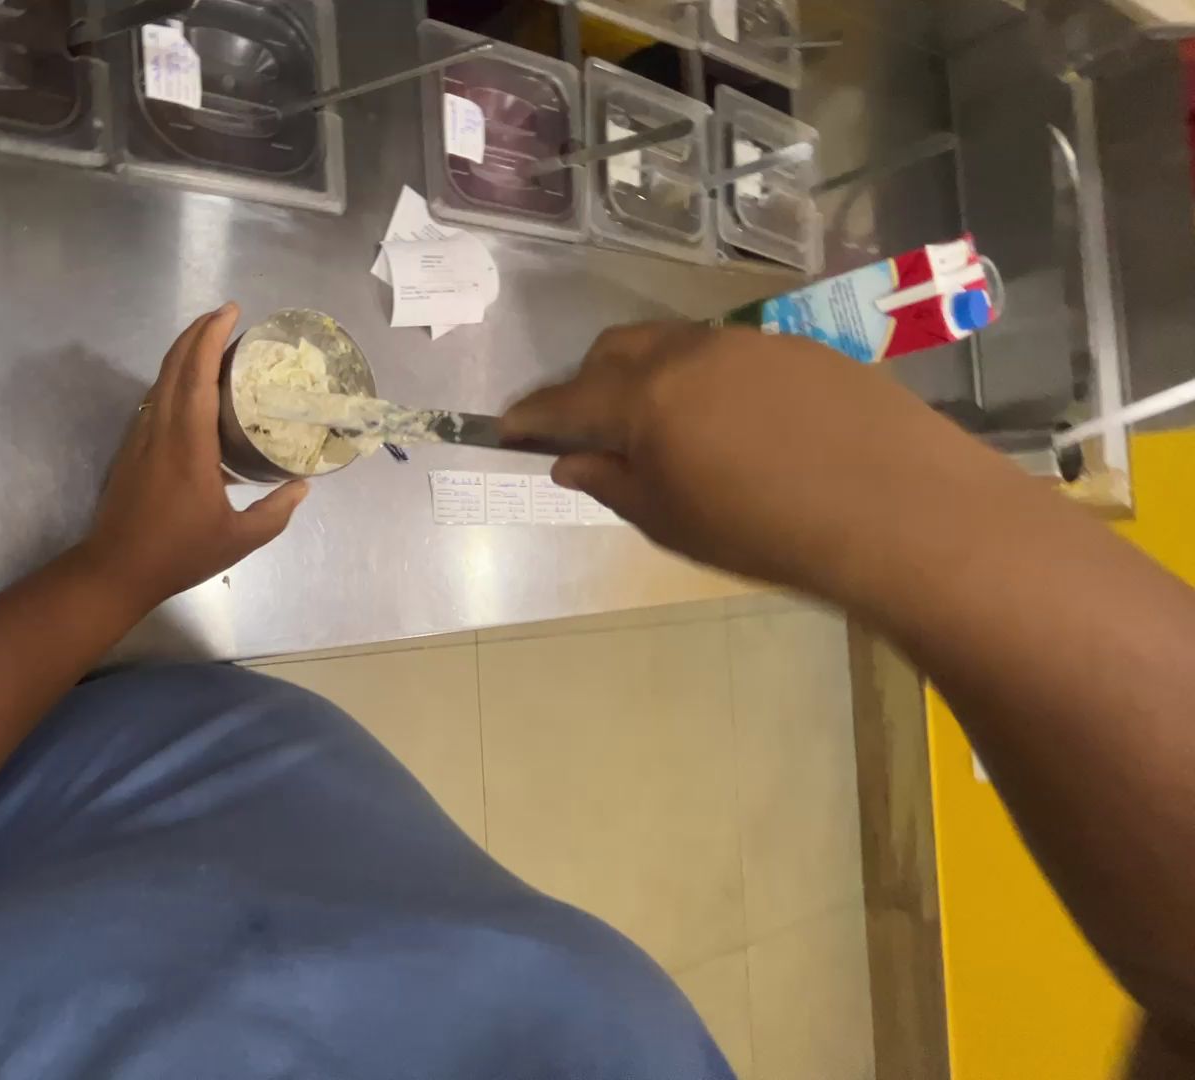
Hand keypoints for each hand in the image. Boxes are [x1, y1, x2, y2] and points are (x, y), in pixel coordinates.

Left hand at [74, 304, 308, 608]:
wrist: (116, 569)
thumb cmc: (178, 553)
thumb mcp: (239, 539)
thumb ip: (275, 511)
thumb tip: (302, 487)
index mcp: (188, 445)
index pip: (197, 375)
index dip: (212, 337)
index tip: (231, 312)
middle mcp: (160, 430)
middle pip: (174, 365)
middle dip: (198, 332)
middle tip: (226, 316)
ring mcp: (141, 438)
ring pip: (159, 380)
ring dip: (184, 353)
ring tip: (213, 344)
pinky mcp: (132, 449)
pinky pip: (154, 400)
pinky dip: (174, 379)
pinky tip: (193, 389)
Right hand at [501, 321, 1026, 597]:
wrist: (907, 515)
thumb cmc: (762, 529)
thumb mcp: (665, 518)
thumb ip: (608, 481)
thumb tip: (570, 461)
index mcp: (643, 397)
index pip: (564, 400)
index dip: (529, 416)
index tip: (506, 429)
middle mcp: (688, 353)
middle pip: (611, 351)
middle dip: (584, 384)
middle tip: (587, 429)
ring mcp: (747, 343)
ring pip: (668, 344)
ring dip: (641, 376)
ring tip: (659, 426)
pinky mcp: (798, 348)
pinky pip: (723, 353)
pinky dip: (697, 378)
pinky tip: (728, 423)